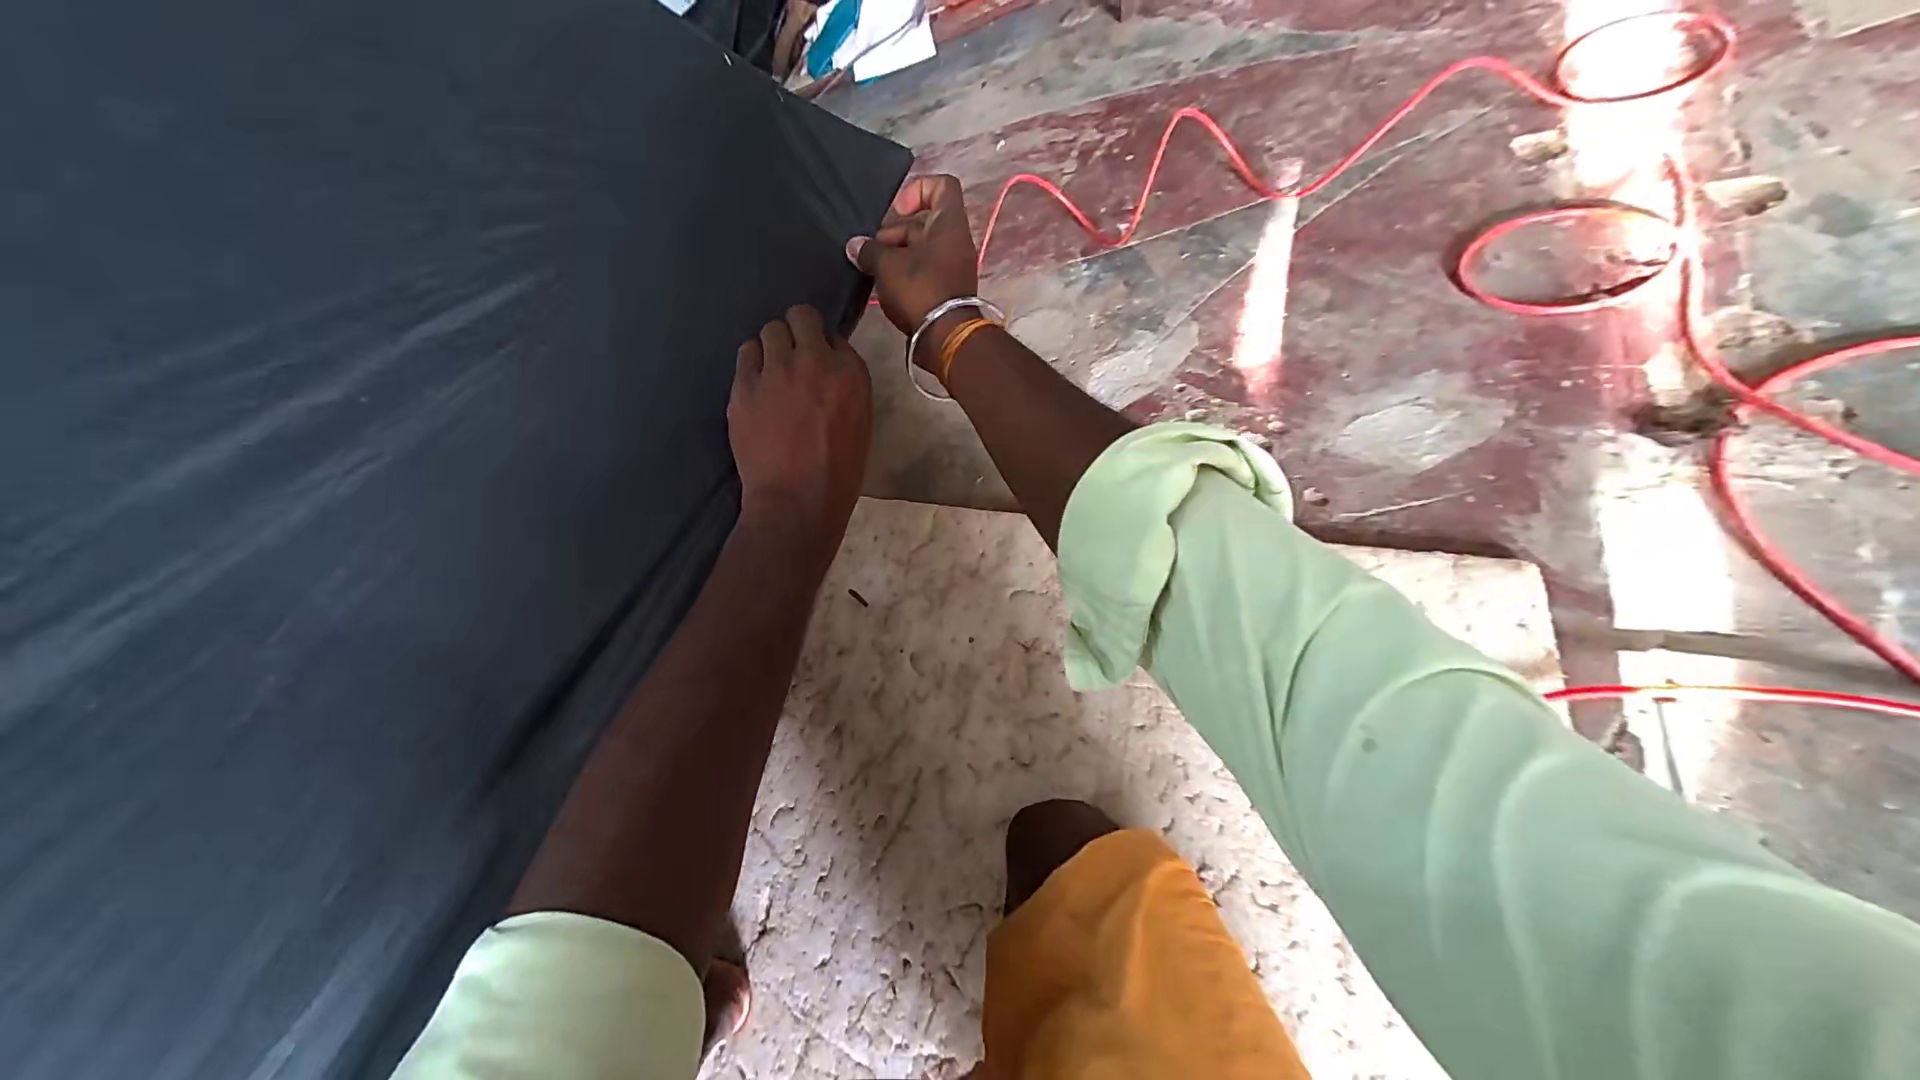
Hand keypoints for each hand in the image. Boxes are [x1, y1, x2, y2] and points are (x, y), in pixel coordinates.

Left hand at [728, 305, 871, 549]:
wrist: (796, 501)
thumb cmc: (838, 472)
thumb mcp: (860, 424)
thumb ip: (847, 387)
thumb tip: (829, 366)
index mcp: (851, 374)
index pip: (835, 337)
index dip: (825, 350)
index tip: (821, 368)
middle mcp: (814, 362)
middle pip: (799, 318)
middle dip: (797, 334)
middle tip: (794, 360)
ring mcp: (775, 372)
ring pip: (769, 331)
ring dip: (772, 348)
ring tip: (772, 375)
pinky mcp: (744, 386)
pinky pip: (745, 355)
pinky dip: (752, 366)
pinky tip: (756, 389)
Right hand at [845, 175, 979, 342]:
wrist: (945, 339)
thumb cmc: (920, 291)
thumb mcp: (887, 266)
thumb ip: (868, 250)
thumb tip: (855, 246)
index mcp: (949, 225)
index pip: (942, 186)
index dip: (916, 189)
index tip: (896, 210)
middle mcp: (955, 242)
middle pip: (922, 221)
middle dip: (893, 231)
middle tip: (872, 249)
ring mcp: (952, 267)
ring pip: (920, 248)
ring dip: (894, 254)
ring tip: (873, 269)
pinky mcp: (945, 289)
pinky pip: (923, 270)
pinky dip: (904, 272)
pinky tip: (883, 285)